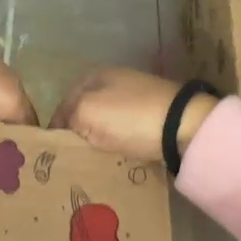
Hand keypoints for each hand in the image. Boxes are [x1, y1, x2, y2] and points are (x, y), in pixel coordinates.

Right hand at [50, 67, 217, 163]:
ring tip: (95, 164)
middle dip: (79, 136)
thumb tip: (62, 130)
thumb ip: (67, 118)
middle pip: (85, 114)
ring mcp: (135, 98)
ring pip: (106, 124)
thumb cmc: (130, 117)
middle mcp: (113, 82)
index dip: (57, 130)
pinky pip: (126, 132)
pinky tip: (119, 157)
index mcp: (93, 76)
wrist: (185, 127)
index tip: (55, 156)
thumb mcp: (86, 113)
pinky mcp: (153, 115)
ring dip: (100, 142)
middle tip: (74, 162)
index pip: (62, 105)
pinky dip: (120, 144)